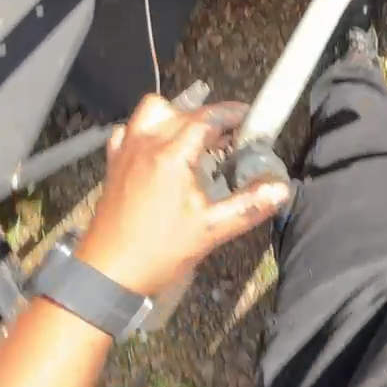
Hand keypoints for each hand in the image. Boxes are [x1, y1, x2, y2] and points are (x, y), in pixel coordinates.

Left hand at [74, 95, 291, 296]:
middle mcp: (146, 145)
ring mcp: (126, 153)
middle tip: (230, 136)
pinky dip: (147, 130)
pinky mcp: (113, 165)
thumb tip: (281, 189)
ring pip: (151, 111)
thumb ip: (249, 206)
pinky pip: (129, 130)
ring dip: (176, 115)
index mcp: (172, 156)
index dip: (232, 113)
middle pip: (183, 111)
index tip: (249, 118)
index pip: (207, 118)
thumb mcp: (210, 231)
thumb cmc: (157, 252)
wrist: (105, 276)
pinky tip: (160, 149)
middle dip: (210, 116)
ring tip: (194, 136)